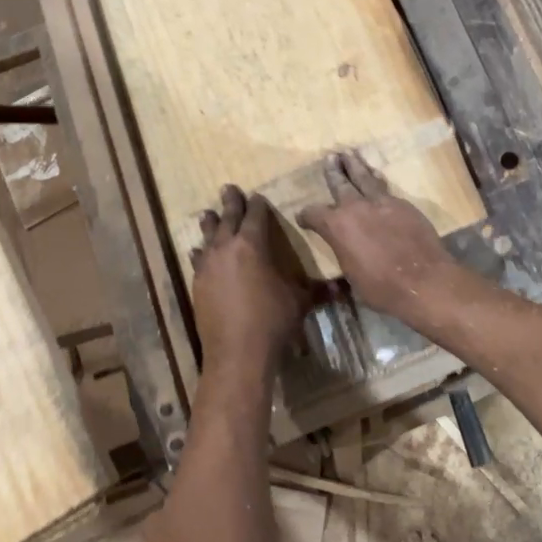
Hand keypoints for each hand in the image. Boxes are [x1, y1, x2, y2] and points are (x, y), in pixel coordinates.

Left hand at [190, 185, 307, 373]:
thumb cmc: (272, 320)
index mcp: (253, 245)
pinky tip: (197, 251)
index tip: (259, 197)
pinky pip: (198, 260)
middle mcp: (227, 249)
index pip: (256, 216)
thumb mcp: (300, 302)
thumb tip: (344, 287)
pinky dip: (200, 252)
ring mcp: (208, 267)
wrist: (238, 353)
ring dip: (211, 223)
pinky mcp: (198, 285)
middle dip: (231, 203)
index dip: (259, 205)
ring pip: (208, 236)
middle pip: (228, 218)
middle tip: (229, 189)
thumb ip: (319, 290)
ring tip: (208, 213)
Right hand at [297, 151, 459, 314]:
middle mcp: (356, 207)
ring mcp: (382, 202)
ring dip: (356, 165)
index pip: (314, 213)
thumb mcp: (352, 275)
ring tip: (349, 154)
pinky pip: (385, 188)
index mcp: (337, 226)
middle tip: (330, 157)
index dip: (306, 216)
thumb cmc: (381, 287)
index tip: (302, 217)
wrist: (423, 280)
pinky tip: (376, 179)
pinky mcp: (403, 205)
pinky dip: (377, 182)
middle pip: (340, 183)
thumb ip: (345, 253)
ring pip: (365, 177)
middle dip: (333, 171)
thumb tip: (345, 249)